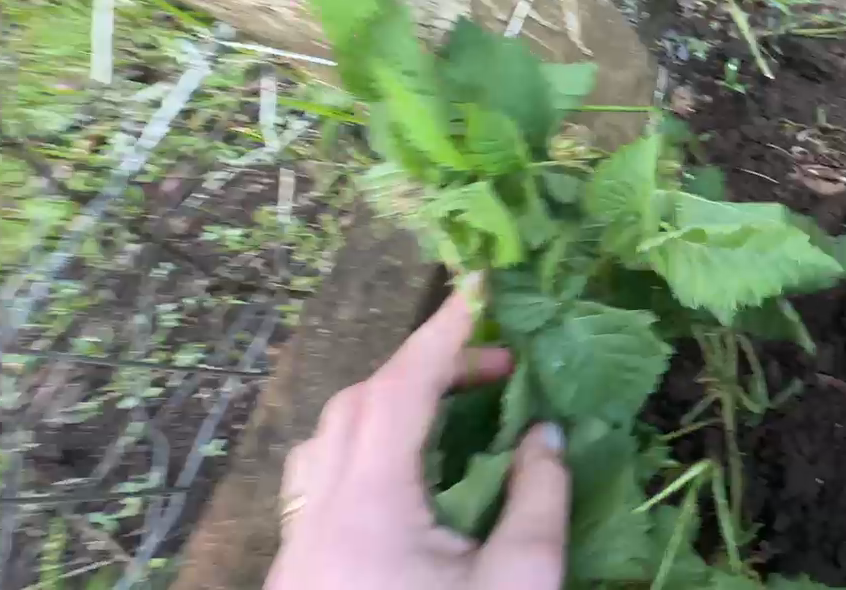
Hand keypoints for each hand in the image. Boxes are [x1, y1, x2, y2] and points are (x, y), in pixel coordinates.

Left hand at [266, 279, 569, 589]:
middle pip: (357, 405)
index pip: (403, 388)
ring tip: (460, 404)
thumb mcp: (521, 581)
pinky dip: (377, 442)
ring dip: (394, 401)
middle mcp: (318, 521)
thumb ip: (539, 494)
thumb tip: (545, 432)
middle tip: (500, 363)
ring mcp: (299, 552)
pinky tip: (424, 467)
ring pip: (329, 442)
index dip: (446, 328)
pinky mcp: (302, 575)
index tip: (485, 285)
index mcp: (368, 511)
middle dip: (429, 363)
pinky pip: (327, 479)